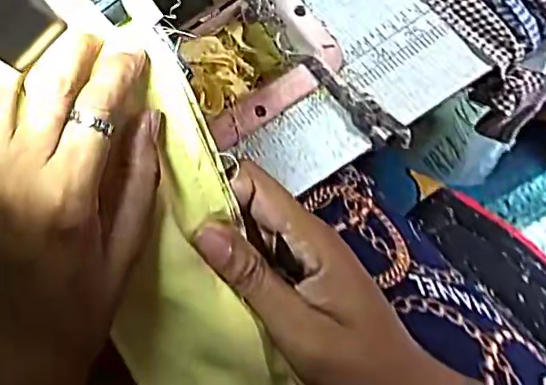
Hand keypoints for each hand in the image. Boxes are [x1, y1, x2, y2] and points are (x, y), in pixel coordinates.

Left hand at [0, 29, 161, 384]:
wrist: (4, 360)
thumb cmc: (75, 311)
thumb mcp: (123, 253)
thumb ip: (139, 177)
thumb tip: (148, 115)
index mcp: (63, 196)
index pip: (93, 106)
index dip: (118, 70)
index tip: (133, 50)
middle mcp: (13, 175)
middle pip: (46, 84)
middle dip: (76, 49)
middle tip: (96, 37)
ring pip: (2, 86)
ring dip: (35, 62)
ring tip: (61, 58)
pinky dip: (5, 91)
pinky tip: (26, 89)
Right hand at [194, 161, 472, 384]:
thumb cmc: (360, 366)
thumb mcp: (300, 328)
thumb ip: (252, 277)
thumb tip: (203, 228)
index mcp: (308, 233)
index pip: (252, 179)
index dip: (218, 187)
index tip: (186, 211)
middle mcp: (305, 232)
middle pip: (249, 199)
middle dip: (217, 215)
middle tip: (185, 241)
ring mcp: (304, 252)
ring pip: (252, 226)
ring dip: (227, 241)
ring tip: (198, 261)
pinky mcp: (302, 273)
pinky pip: (262, 252)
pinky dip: (241, 262)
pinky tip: (224, 281)